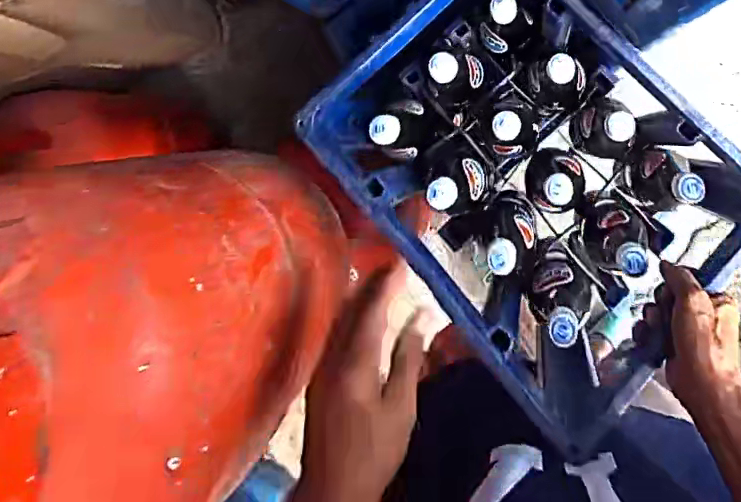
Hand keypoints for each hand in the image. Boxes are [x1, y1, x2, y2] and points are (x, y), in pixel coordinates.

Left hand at [293, 267, 427, 501]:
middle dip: (372, 282)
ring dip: (360, 294)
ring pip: (341, 316)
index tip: (402, 260)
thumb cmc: (374, 452)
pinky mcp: (318, 376)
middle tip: (393, 263)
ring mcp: (322, 366)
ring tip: (381, 279)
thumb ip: (409, 358)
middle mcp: (333, 356)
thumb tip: (421, 317)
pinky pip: (335, 330)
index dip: (387, 281)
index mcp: (355, 362)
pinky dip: (351, 312)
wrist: (332, 491)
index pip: (372, 308)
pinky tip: (361, 312)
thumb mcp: (402, 407)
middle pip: (352, 306)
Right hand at [646, 262, 740, 423]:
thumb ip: (680, 277)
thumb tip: (667, 265)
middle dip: (661, 303)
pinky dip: (647, 333)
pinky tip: (648, 338)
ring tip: (657, 330)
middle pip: (669, 294)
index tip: (671, 291)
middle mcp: (702, 315)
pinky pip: (653, 330)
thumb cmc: (706, 347)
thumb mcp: (694, 300)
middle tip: (665, 314)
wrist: (702, 388)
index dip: (675, 283)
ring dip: (652, 319)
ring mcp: (687, 332)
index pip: (688, 278)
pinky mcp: (673, 346)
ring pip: (658, 312)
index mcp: (716, 300)